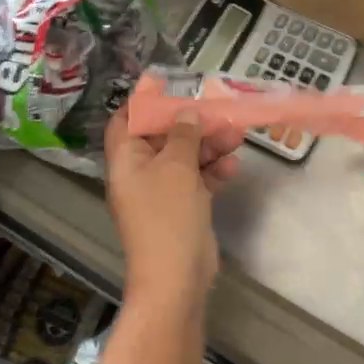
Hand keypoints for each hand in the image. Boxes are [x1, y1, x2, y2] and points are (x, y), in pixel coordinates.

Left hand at [104, 105, 244, 306]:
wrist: (176, 280)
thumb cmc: (168, 215)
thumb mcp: (177, 166)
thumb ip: (184, 134)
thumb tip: (187, 113)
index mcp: (126, 161)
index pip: (126, 121)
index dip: (143, 101)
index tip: (166, 84)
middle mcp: (140, 173)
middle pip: (162, 136)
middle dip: (192, 123)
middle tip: (219, 111)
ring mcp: (161, 193)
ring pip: (185, 157)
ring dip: (210, 145)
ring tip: (237, 136)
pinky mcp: (182, 208)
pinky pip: (197, 179)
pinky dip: (214, 171)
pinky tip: (233, 168)